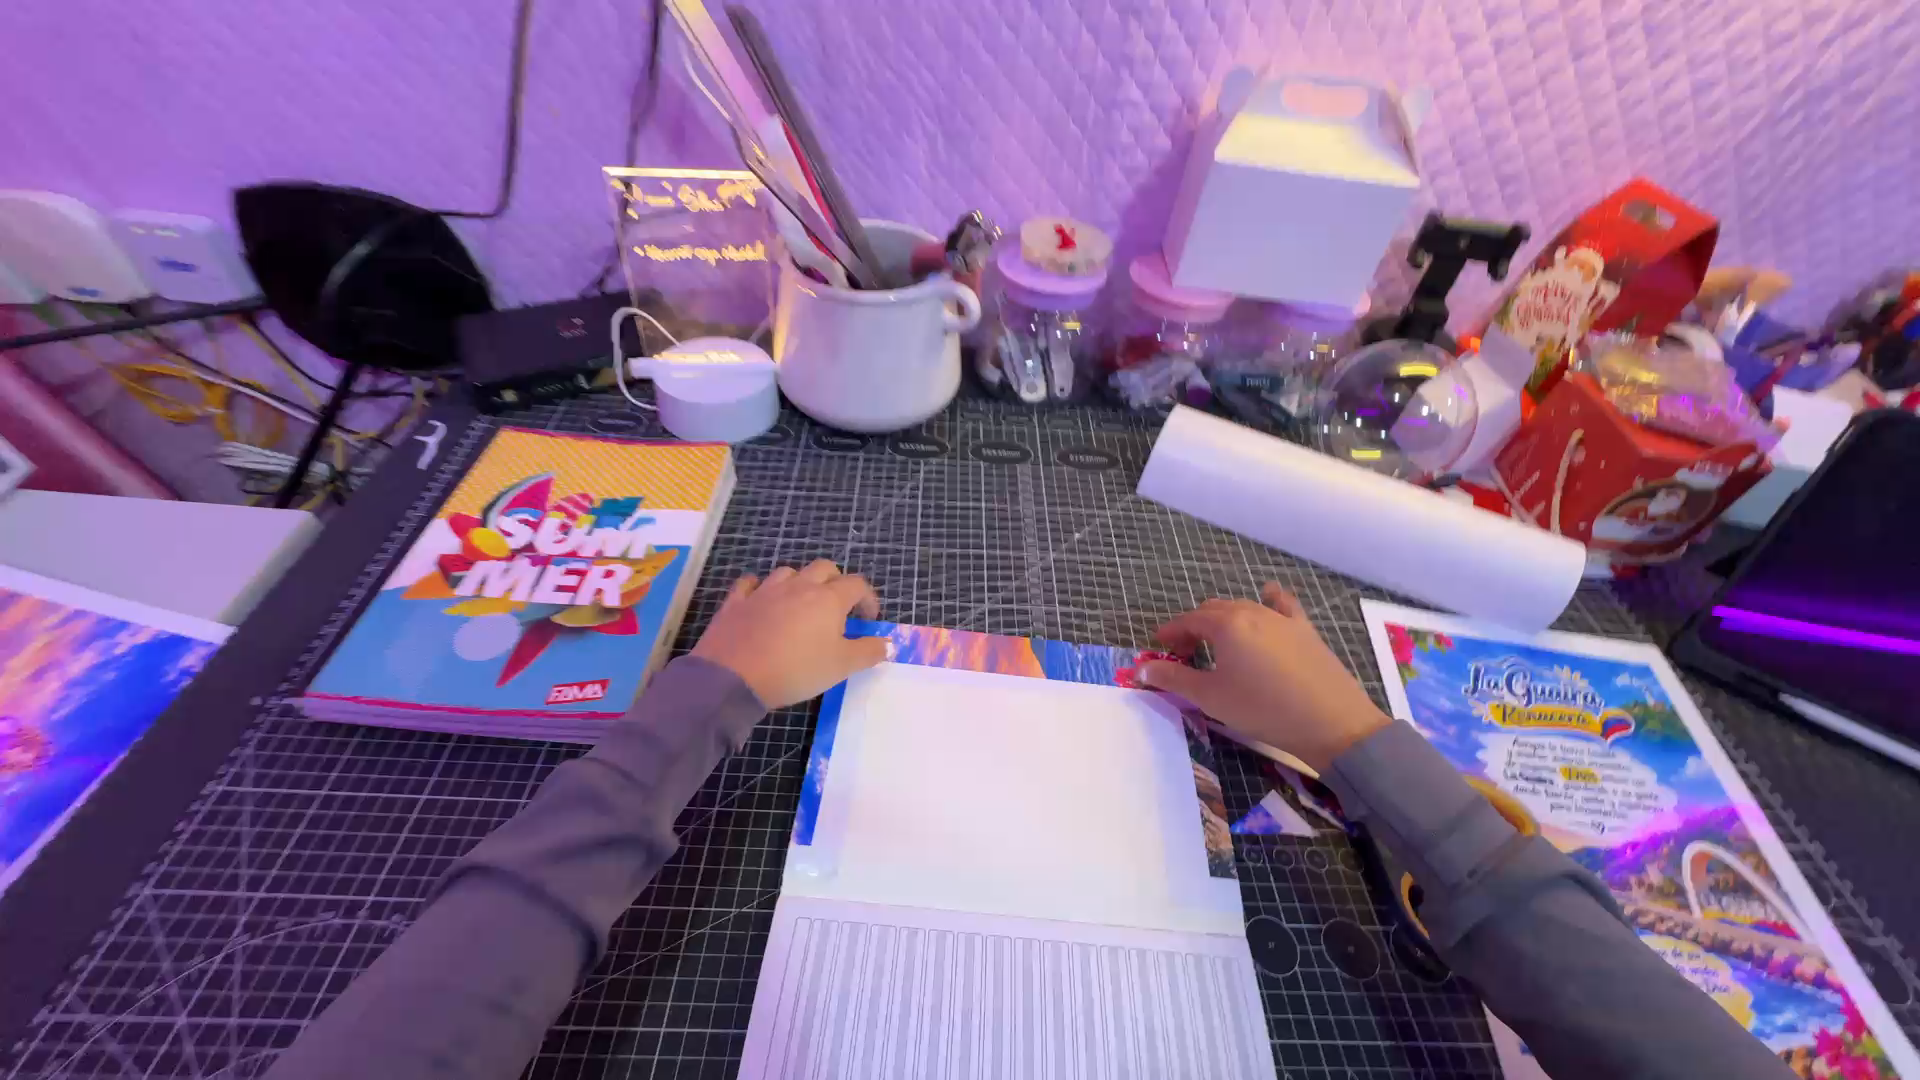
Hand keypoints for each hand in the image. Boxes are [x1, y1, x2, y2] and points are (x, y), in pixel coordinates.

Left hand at [692, 559, 889, 707]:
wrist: (734, 677)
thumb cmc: (796, 670)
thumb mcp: (841, 667)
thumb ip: (868, 653)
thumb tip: (889, 644)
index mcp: (828, 599)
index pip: (857, 585)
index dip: (868, 598)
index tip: (868, 618)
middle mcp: (799, 586)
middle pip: (824, 568)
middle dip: (836, 581)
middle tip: (837, 607)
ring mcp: (765, 590)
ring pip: (788, 572)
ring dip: (799, 582)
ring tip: (801, 603)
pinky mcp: (737, 601)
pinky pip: (750, 583)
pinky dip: (759, 588)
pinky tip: (761, 600)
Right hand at [1139, 583, 1389, 772]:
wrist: (1332, 723)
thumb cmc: (1263, 709)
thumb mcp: (1211, 698)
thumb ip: (1173, 679)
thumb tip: (1141, 669)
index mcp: (1225, 624)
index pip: (1188, 620)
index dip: (1170, 633)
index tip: (1160, 649)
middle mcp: (1251, 612)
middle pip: (1213, 611)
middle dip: (1193, 627)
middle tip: (1185, 654)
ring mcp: (1281, 619)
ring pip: (1243, 607)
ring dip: (1223, 620)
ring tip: (1216, 643)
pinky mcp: (1305, 630)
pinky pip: (1283, 605)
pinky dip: (1270, 598)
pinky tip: (1268, 594)